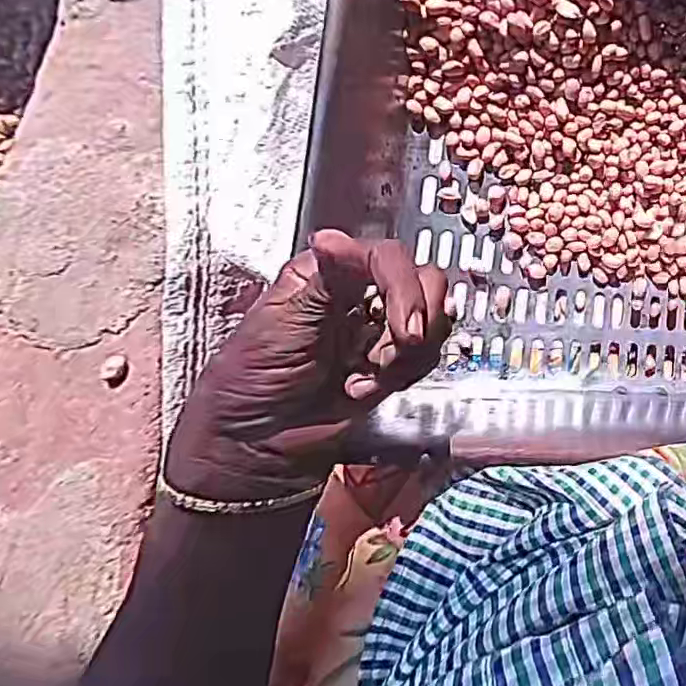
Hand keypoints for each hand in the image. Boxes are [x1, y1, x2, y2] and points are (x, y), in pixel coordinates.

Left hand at [165, 230, 449, 501]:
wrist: (257, 448)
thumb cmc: (250, 383)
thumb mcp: (278, 323)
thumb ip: (319, 279)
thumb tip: (334, 238)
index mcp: (331, 274)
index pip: (386, 257)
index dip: (402, 284)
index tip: (403, 323)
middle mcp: (364, 293)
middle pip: (425, 280)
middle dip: (417, 317)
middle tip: (397, 349)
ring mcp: (383, 326)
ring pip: (436, 315)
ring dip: (410, 351)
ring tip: (370, 373)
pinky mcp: (396, 358)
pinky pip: (430, 352)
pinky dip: (408, 372)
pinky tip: (368, 385)